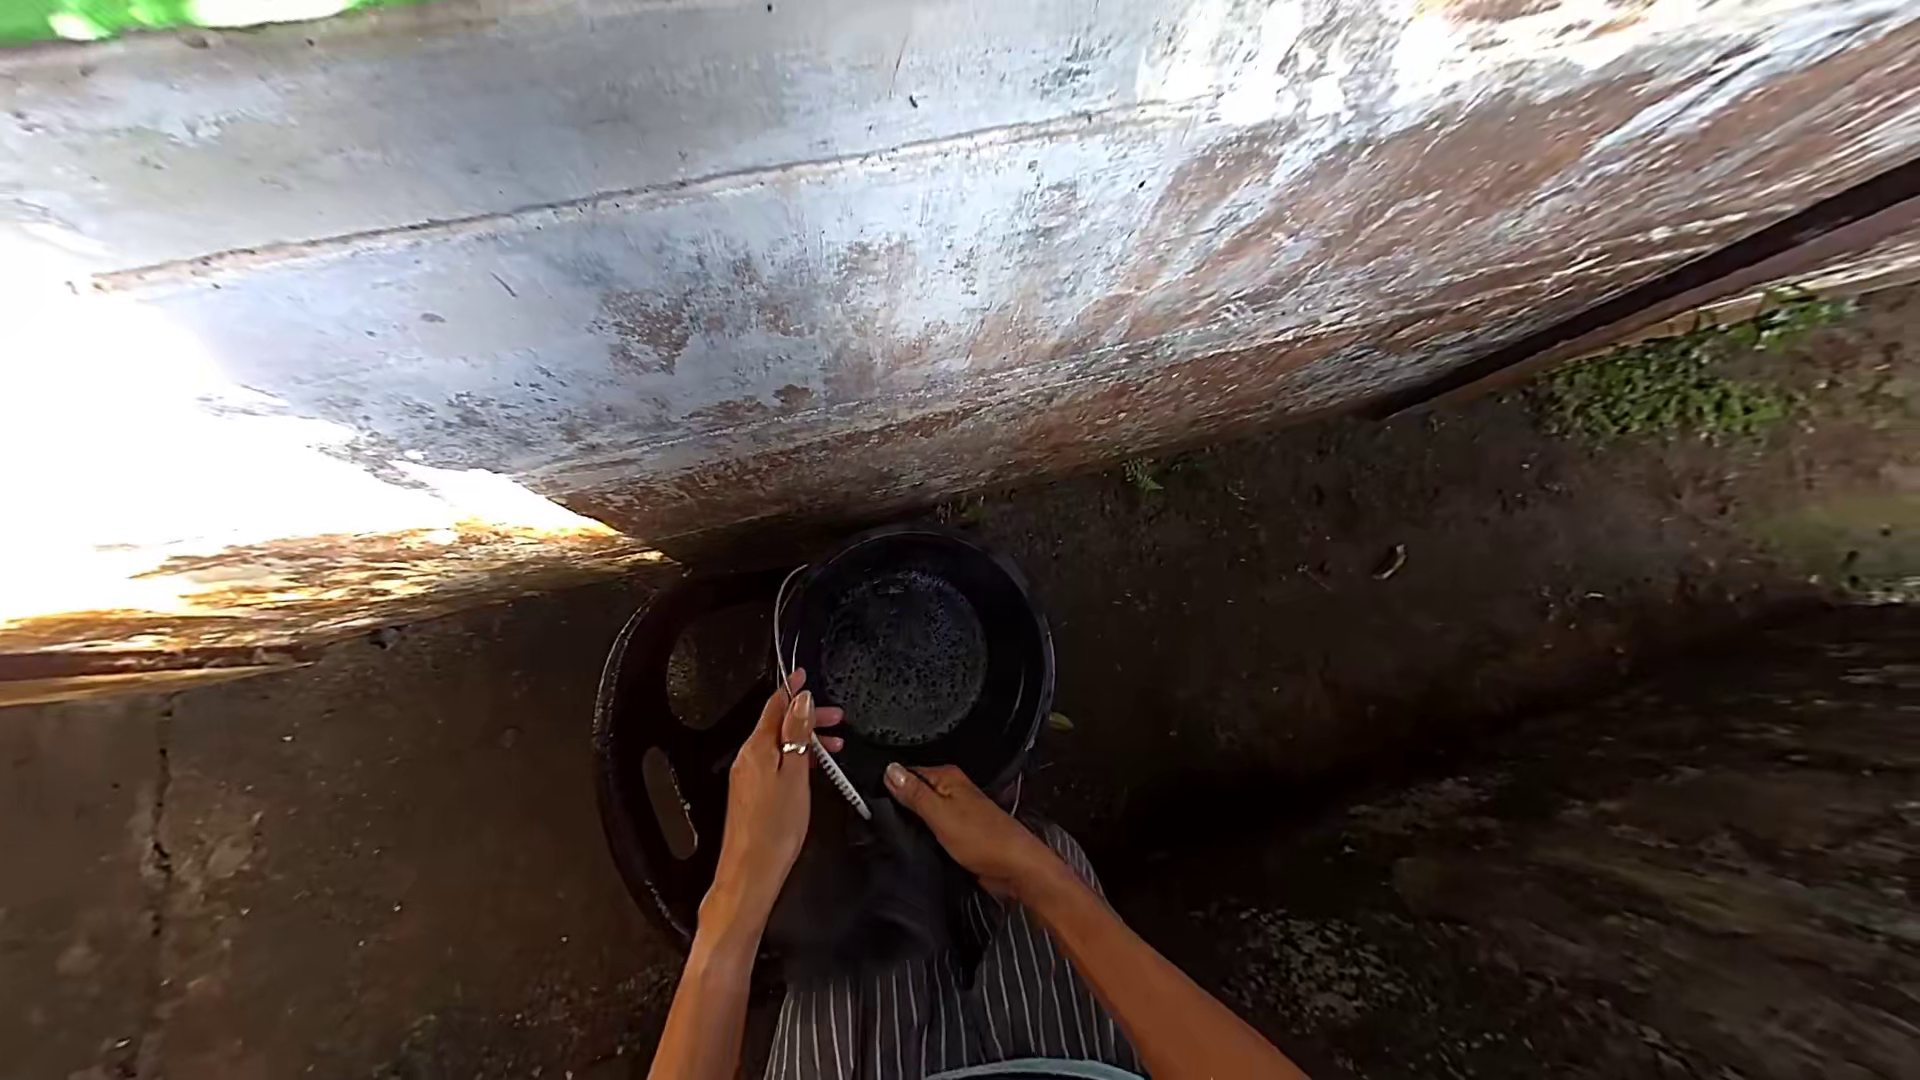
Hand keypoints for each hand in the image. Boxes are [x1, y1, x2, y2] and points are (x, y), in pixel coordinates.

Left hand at [703, 669, 843, 931]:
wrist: (750, 876)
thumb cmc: (774, 830)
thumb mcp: (795, 773)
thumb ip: (797, 734)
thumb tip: (801, 700)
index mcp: (756, 748)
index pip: (775, 705)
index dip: (792, 688)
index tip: (803, 674)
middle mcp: (747, 758)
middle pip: (778, 724)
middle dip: (807, 717)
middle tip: (835, 717)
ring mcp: (748, 777)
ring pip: (779, 744)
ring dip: (806, 739)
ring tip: (833, 744)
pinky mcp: (751, 794)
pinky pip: (775, 762)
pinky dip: (796, 757)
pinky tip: (813, 768)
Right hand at [883, 763, 1067, 898]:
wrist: (1015, 867)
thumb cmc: (986, 839)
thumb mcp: (940, 814)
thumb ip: (914, 793)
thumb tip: (891, 770)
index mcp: (948, 777)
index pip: (908, 772)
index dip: (890, 785)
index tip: (874, 799)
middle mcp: (953, 790)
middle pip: (915, 792)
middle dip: (900, 805)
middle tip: (885, 821)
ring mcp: (957, 811)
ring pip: (924, 812)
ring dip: (913, 822)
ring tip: (900, 833)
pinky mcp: (960, 832)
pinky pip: (934, 828)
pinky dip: (925, 835)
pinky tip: (918, 845)